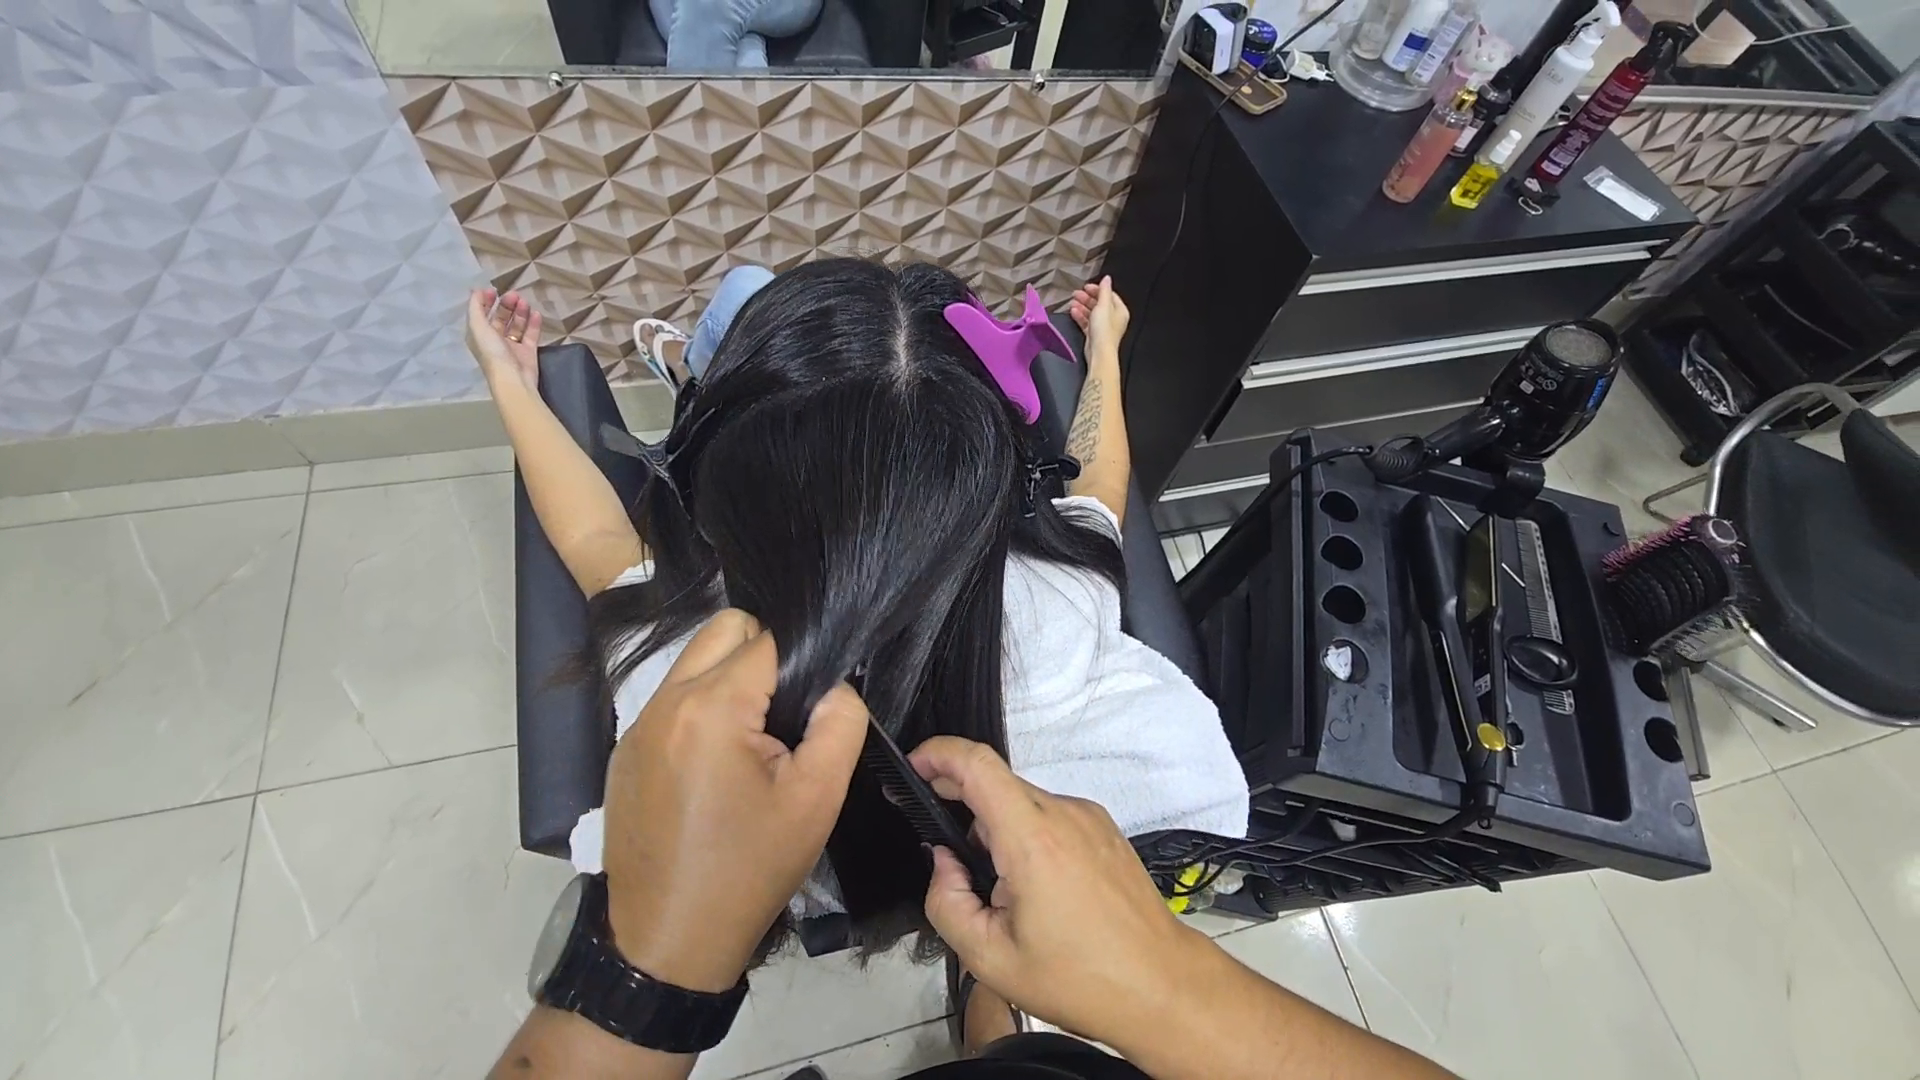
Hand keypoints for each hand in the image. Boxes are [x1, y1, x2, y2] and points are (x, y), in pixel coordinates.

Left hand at [466, 287, 542, 391]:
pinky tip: (536, 313)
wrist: (513, 378)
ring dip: (520, 312)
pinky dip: (533, 323)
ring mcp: (512, 345)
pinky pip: (531, 334)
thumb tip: (476, 291)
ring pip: (516, 325)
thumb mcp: (478, 327)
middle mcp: (494, 339)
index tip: (494, 290)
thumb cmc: (492, 352)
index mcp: (479, 334)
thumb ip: (475, 308)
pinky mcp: (528, 351)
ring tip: (526, 303)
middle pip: (500, 318)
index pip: (481, 314)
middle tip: (514, 295)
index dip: (485, 301)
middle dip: (506, 305)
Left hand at [602, 611, 869, 992]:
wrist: (669, 940)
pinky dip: (701, 708)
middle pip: (724, 629)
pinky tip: (714, 765)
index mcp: (712, 707)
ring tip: (751, 740)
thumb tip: (834, 685)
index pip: (767, 638)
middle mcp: (664, 701)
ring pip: (694, 660)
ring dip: (730, 679)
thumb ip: (840, 723)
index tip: (811, 706)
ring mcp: (636, 725)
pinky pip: (672, 698)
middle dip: (763, 653)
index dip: (802, 663)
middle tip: (783, 715)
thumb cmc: (749, 867)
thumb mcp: (817, 798)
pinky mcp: (624, 751)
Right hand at [914, 737, 1201, 1043]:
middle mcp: (1063, 813)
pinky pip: (1050, 814)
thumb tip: (943, 863)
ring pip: (1022, 801)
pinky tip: (1031, 884)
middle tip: (943, 843)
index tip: (915, 764)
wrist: (1162, 985)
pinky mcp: (1102, 827)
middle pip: (996, 782)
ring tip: (999, 888)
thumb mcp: (991, 958)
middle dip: (959, 801)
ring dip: (996, 828)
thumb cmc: (1086, 978)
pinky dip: (1027, 834)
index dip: (938, 753)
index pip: (977, 764)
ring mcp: (1087, 816)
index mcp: (1032, 839)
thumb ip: (946, 902)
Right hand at [1068, 276, 1129, 358]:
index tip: (1087, 287)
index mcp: (1120, 310)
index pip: (1109, 295)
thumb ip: (1104, 291)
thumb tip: (1107, 279)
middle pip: (1100, 303)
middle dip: (1087, 297)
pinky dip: (1080, 316)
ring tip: (1072, 302)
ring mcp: (1103, 327)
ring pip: (1092, 313)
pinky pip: (1087, 322)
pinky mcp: (1094, 335)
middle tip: (1076, 293)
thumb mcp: (1104, 305)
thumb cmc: (1104, 331)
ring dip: (1082, 306)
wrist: (1099, 352)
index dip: (1098, 289)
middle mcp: (1113, 318)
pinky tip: (1073, 311)